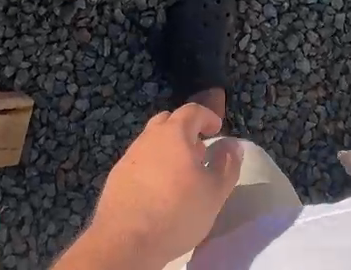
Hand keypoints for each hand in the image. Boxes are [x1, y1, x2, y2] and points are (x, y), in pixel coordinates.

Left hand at [59, 104, 243, 269]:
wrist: (125, 240)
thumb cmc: (176, 211)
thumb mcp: (214, 192)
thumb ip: (227, 165)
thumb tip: (233, 145)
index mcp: (174, 133)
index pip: (192, 111)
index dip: (207, 116)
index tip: (217, 129)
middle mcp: (149, 137)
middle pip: (168, 122)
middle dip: (185, 131)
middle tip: (197, 151)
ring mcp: (130, 156)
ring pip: (152, 142)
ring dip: (167, 150)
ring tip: (179, 175)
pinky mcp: (117, 176)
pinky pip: (139, 162)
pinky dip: (151, 167)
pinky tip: (157, 191)